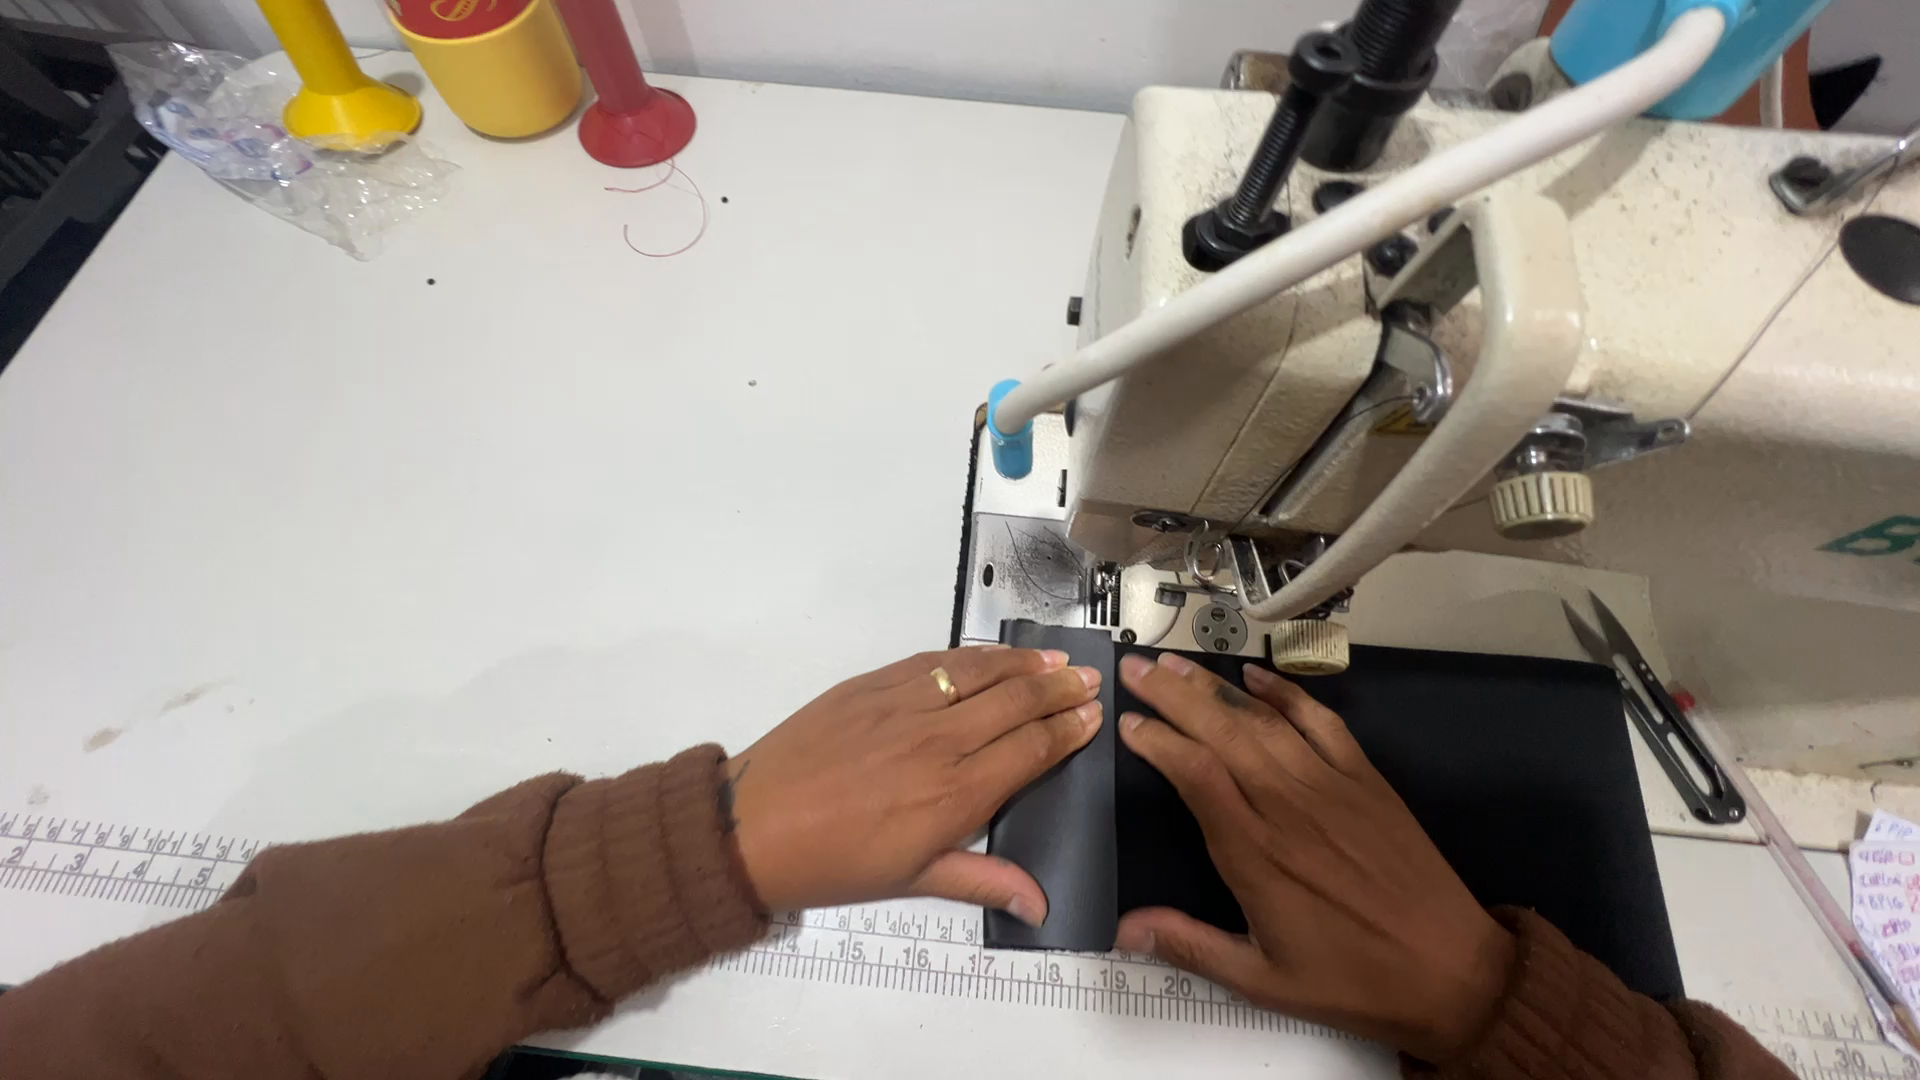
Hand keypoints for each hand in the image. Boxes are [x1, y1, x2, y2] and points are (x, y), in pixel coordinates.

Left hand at [725, 645, 1101, 923]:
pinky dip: (972, 655)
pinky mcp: (873, 683)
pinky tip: (992, 654)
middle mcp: (939, 740)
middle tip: (1089, 681)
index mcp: (954, 793)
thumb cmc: (836, 863)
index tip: (1092, 717)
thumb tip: (1042, 905)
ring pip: (980, 672)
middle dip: (1059, 690)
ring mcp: (905, 704)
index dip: (1067, 731)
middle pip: (1015, 703)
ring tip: (1057, 660)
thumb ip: (981, 879)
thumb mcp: (911, 881)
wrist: (754, 825)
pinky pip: (935, 661)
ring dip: (1024, 664)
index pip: (1030, 750)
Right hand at [1112, 653, 1514, 1062]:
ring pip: (1260, 719)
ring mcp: (1328, 783)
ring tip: (1174, 664)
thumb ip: (1189, 945)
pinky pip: (1319, 720)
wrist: (1457, 975)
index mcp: (1256, 852)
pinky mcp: (1363, 776)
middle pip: (1219, 732)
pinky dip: (1285, 691)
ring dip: (1213, 687)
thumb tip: (1122, 930)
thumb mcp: (1263, 981)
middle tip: (1134, 667)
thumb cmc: (1351, 977)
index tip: (1127, 723)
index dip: (1157, 741)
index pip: (1194, 774)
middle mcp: (1286, 804)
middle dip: (1171, 695)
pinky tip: (1254, 674)